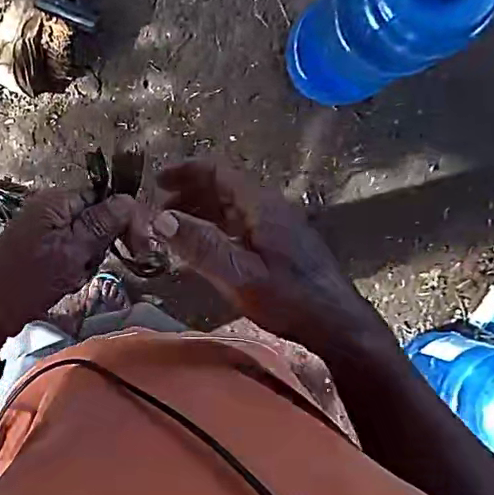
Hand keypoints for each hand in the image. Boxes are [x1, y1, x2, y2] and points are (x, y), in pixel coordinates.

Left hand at [0, 188, 148, 368]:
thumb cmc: (26, 281)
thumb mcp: (71, 252)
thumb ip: (102, 224)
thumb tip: (129, 199)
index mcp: (57, 201)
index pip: (106, 198)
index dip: (126, 220)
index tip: (141, 247)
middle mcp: (49, 210)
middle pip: (97, 221)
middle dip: (100, 248)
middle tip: (85, 268)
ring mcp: (42, 232)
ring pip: (85, 244)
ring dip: (85, 264)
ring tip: (68, 279)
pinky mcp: (37, 253)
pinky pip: (69, 257)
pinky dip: (71, 272)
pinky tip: (60, 286)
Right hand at [153, 159, 392, 361]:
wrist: (336, 324)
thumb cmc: (289, 299)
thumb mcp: (238, 274)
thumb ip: (200, 245)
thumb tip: (161, 218)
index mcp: (261, 206)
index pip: (219, 171)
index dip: (185, 171)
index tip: (157, 180)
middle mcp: (270, 208)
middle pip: (224, 187)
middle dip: (189, 192)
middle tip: (159, 210)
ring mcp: (278, 226)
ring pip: (233, 207)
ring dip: (201, 211)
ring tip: (174, 228)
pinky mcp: (281, 245)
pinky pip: (242, 224)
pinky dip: (217, 228)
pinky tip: (204, 248)